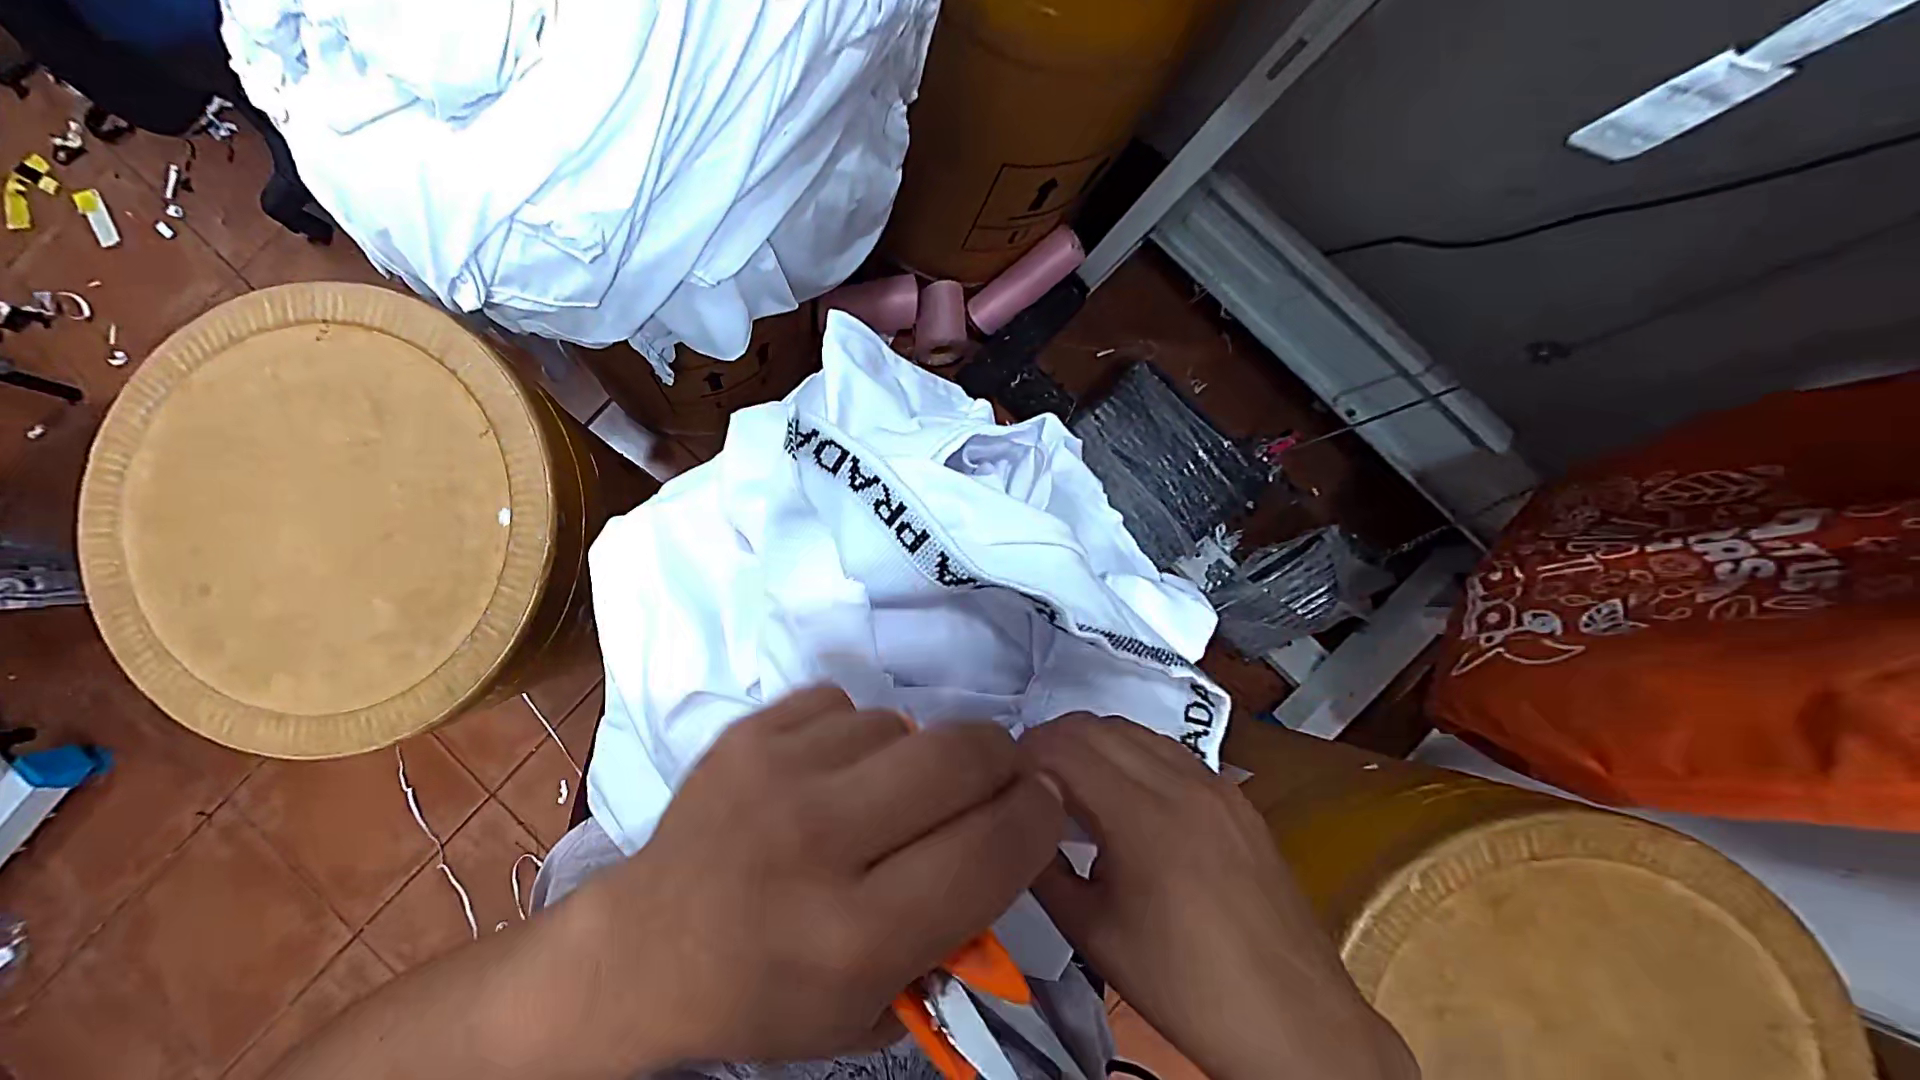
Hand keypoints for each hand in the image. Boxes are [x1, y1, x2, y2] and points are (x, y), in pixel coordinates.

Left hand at [563, 687, 1066, 1067]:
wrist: (648, 950)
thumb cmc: (769, 992)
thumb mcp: (873, 1008)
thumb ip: (958, 933)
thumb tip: (1015, 839)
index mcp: (857, 933)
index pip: (992, 845)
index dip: (1038, 814)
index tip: (1044, 802)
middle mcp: (818, 842)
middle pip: (959, 756)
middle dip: (999, 759)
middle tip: (995, 775)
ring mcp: (776, 775)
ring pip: (902, 722)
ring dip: (914, 754)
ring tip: (887, 790)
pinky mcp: (747, 734)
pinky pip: (843, 703)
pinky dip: (856, 734)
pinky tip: (830, 771)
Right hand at [1024, 715, 1416, 1079]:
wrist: (1293, 1021)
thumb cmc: (1182, 985)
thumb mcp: (1093, 933)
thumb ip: (1043, 867)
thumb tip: (1017, 820)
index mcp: (1142, 817)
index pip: (1063, 746)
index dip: (1025, 752)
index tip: (1006, 778)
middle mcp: (1181, 782)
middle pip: (1096, 726)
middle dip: (1052, 741)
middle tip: (1031, 778)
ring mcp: (1215, 783)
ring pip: (1134, 730)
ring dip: (1093, 742)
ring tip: (1073, 782)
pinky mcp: (1237, 796)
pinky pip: (1169, 750)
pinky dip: (1133, 754)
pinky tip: (1126, 794)